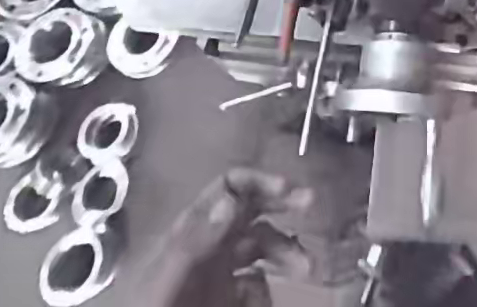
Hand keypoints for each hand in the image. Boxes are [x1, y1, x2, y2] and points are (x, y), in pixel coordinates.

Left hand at [134, 168, 314, 306]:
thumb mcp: (166, 283)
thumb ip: (195, 241)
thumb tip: (232, 199)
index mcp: (192, 231)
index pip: (228, 187)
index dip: (258, 182)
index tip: (287, 191)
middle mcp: (209, 246)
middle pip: (251, 211)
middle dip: (282, 203)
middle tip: (311, 203)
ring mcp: (218, 277)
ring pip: (261, 248)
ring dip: (287, 250)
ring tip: (308, 268)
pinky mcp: (226, 304)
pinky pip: (255, 288)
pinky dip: (268, 291)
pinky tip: (269, 302)